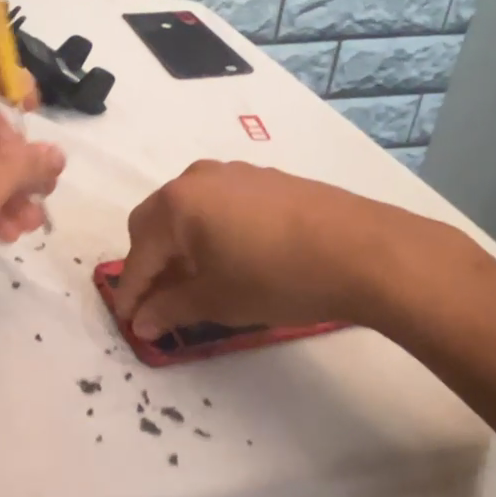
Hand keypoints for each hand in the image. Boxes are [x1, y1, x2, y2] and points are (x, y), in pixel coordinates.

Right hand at [116, 161, 492, 339]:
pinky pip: (219, 205)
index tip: (130, 323)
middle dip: (151, 262)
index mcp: (176, 204)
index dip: (132, 293)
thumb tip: (142, 323)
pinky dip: (211, 232)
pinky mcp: (265, 178)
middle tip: (160, 302)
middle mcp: (197, 178)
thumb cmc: (278, 278)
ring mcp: (234, 173)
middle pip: (155, 222)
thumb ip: (171, 309)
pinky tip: (232, 258)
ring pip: (188, 211)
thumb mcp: (218, 301)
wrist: (365, 251)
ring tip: (197, 282)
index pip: (139, 254)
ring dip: (181, 246)